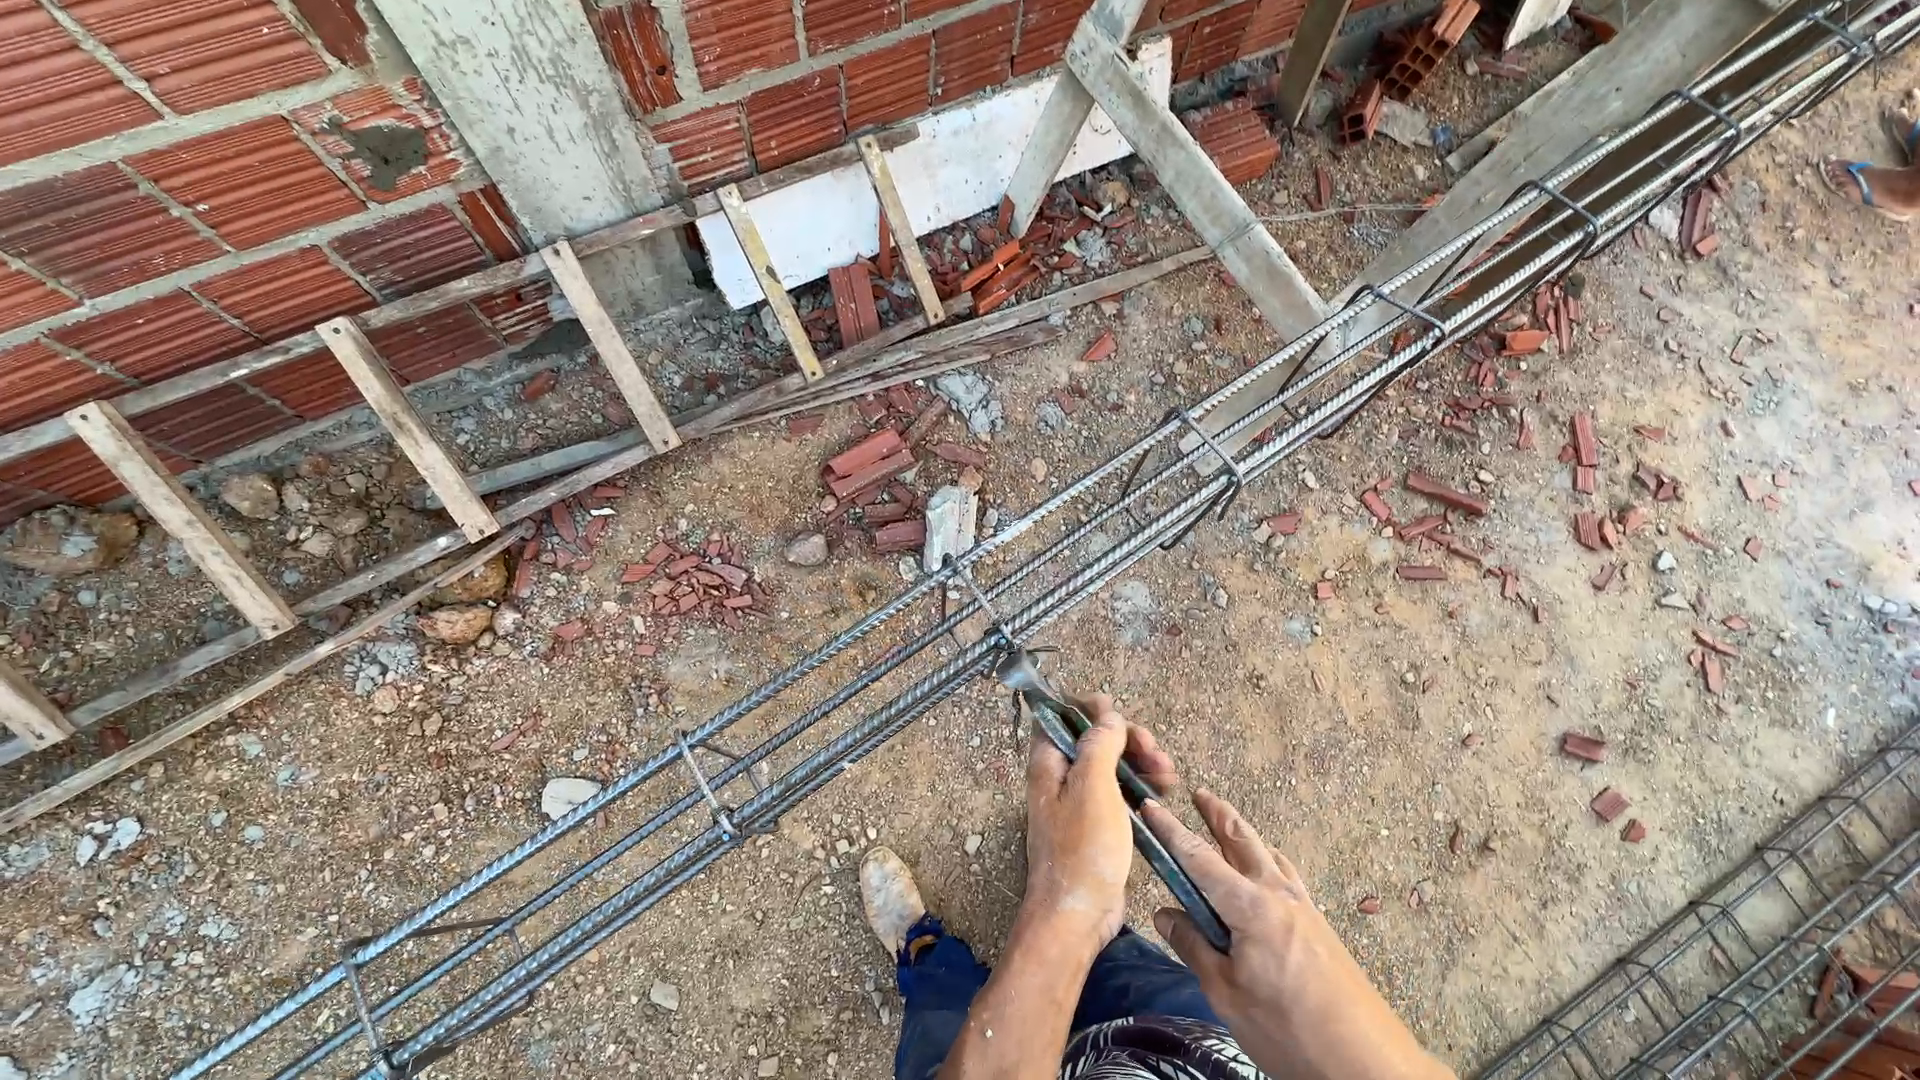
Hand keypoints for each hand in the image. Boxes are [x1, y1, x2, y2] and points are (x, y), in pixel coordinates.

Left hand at [1020, 696, 1176, 953]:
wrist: (1078, 914)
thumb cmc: (1082, 849)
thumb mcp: (1093, 788)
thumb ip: (1099, 745)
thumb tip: (1107, 715)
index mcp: (1049, 764)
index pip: (1059, 716)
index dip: (1087, 708)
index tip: (1117, 711)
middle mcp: (1060, 778)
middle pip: (1093, 739)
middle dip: (1126, 737)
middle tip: (1154, 750)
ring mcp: (1080, 802)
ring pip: (1112, 765)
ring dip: (1140, 761)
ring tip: (1168, 774)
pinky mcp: (1099, 824)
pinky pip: (1121, 792)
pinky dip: (1141, 786)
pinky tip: (1163, 791)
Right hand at [1145, 791, 1454, 1079]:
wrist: (1368, 1064)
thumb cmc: (1288, 1030)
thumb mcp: (1226, 994)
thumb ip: (1194, 948)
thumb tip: (1165, 914)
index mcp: (1250, 907)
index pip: (1199, 858)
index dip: (1170, 830)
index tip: (1149, 805)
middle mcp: (1278, 895)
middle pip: (1243, 841)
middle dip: (1218, 814)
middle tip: (1200, 793)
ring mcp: (1304, 908)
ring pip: (1269, 854)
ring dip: (1244, 835)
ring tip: (1229, 826)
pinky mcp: (1319, 926)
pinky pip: (1287, 876)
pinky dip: (1268, 860)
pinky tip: (1266, 874)